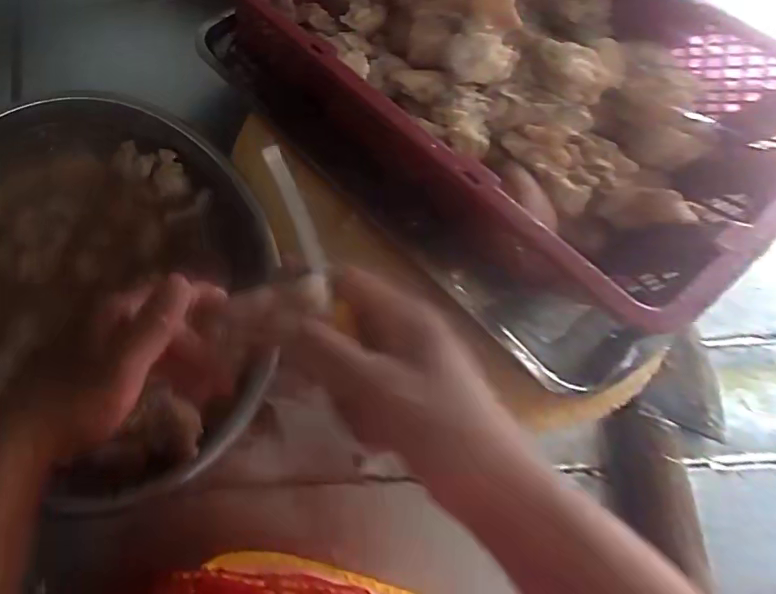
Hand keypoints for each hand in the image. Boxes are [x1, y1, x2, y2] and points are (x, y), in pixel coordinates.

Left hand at [0, 274, 224, 464]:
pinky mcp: (87, 364)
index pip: (162, 291)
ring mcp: (93, 340)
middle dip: (193, 342)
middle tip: (223, 375)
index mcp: (114, 311)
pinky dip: (158, 369)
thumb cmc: (80, 400)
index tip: (226, 301)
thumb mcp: (124, 365)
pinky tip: (169, 391)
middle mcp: (104, 317)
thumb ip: (153, 325)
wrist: (27, 431)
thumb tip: (181, 280)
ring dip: (179, 359)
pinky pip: (134, 358)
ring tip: (206, 390)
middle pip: (157, 320)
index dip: (195, 294)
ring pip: (146, 341)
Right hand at [287, 267, 536, 504]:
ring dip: (339, 383)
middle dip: (319, 347)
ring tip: (349, 413)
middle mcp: (405, 329)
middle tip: (301, 371)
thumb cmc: (441, 428)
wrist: (504, 498)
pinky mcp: (411, 394)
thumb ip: (320, 346)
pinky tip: (368, 434)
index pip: (342, 278)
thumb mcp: (373, 383)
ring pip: (348, 355)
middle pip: (342, 318)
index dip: (305, 287)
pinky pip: (365, 384)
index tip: (272, 311)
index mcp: (404, 313)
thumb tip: (271, 315)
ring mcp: (410, 363)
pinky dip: (357, 405)